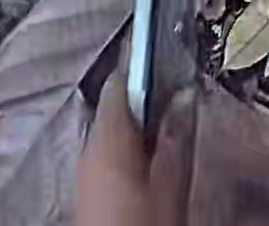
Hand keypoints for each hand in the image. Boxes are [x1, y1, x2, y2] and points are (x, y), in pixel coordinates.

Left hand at [75, 72, 191, 225]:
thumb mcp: (169, 180)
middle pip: (114, 103)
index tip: (165, 58)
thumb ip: (175, 133)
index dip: (141, 65)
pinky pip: (104, 150)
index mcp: (107, 134)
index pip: (118, 81)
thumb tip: (185, 93)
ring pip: (110, 127)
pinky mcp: (85, 188)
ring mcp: (83, 168)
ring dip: (134, 123)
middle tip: (173, 97)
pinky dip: (123, 145)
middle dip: (142, 98)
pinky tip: (143, 158)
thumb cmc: (142, 221)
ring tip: (163, 128)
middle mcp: (89, 145)